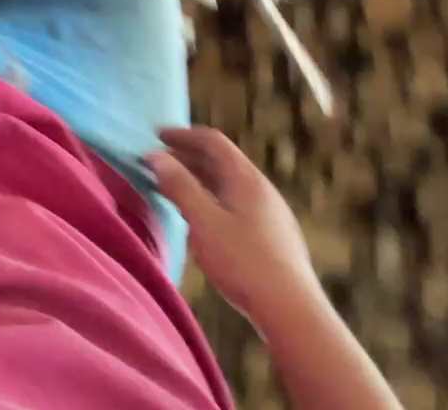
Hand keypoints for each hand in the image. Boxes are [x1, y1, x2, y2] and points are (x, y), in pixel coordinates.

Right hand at [146, 126, 322, 327]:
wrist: (293, 313)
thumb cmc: (244, 261)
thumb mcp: (203, 221)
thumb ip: (179, 185)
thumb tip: (154, 155)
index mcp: (246, 179)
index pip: (213, 141)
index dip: (183, 135)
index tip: (156, 135)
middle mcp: (261, 189)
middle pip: (222, 160)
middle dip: (187, 156)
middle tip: (158, 160)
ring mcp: (270, 213)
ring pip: (228, 183)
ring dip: (198, 177)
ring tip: (173, 186)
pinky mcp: (272, 235)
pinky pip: (235, 201)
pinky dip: (211, 196)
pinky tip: (200, 215)